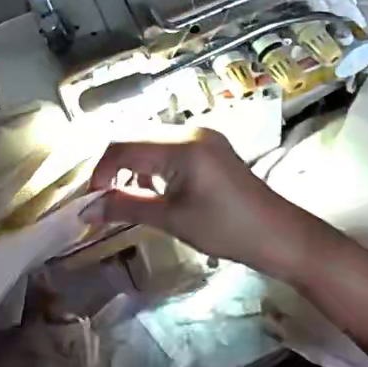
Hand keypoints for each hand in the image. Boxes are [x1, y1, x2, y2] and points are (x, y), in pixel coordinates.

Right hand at [89, 128, 335, 284]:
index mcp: (181, 146)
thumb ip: (127, 207)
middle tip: (104, 198)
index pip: (123, 147)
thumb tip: (87, 210)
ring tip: (129, 194)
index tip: (93, 200)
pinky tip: (155, 187)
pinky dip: (152, 162)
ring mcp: (202, 135)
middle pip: (134, 137)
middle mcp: (189, 131)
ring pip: (150, 139)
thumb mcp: (173, 220)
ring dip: (132, 163)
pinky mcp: (209, 144)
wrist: (280, 235)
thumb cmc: (227, 230)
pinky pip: (169, 145)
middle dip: (114, 165)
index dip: (101, 171)